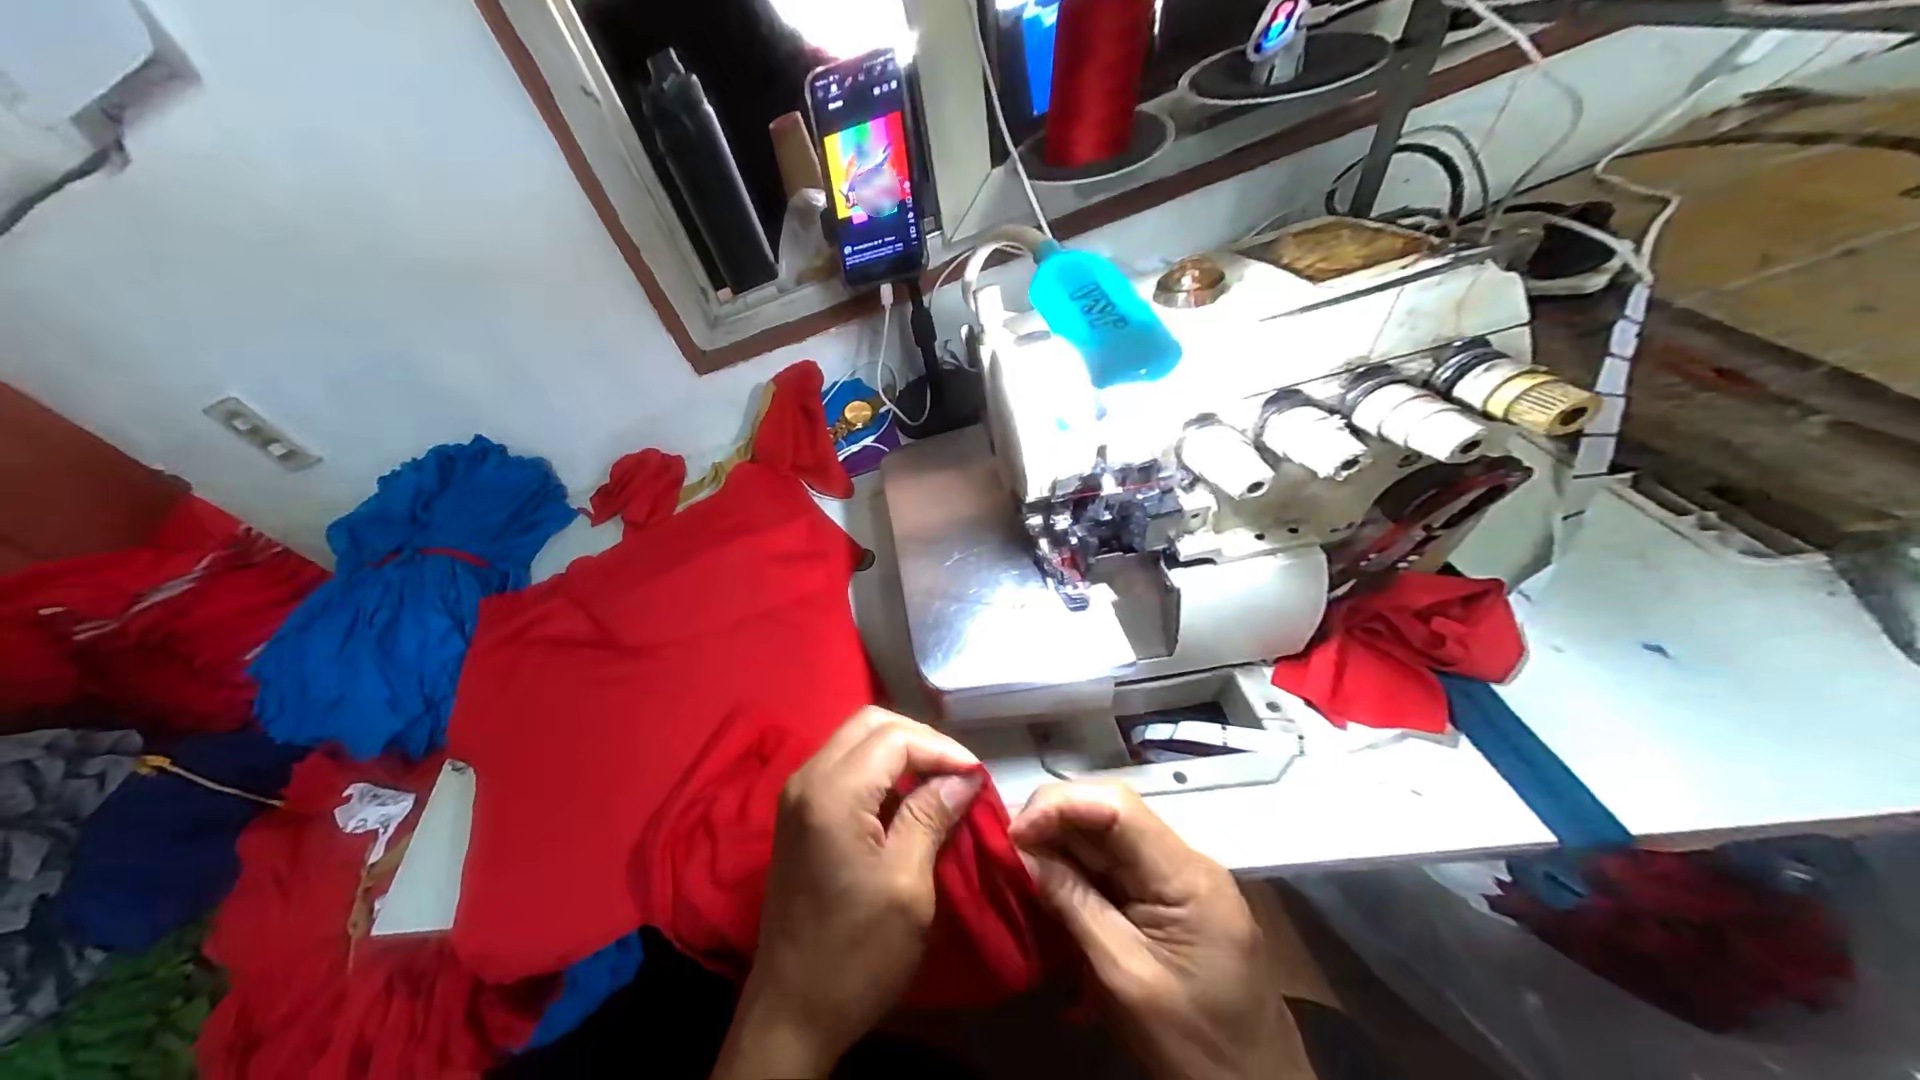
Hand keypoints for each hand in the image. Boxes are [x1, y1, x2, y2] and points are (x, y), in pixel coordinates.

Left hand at [712, 708, 984, 1078]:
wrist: (791, 1012)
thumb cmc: (856, 954)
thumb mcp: (907, 885)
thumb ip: (932, 816)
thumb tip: (966, 777)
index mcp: (831, 793)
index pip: (894, 737)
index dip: (942, 749)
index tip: (977, 778)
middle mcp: (807, 779)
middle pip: (871, 724)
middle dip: (921, 739)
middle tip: (958, 774)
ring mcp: (798, 795)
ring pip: (856, 740)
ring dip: (901, 752)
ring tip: (940, 782)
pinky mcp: (799, 815)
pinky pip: (845, 766)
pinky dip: (881, 770)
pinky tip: (908, 797)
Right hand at [1011, 782, 1298, 1079]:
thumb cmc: (1194, 1043)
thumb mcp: (1125, 978)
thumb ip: (1075, 906)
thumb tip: (1023, 852)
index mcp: (1187, 874)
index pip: (1117, 807)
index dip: (1059, 805)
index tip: (1014, 833)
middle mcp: (1186, 860)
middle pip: (1112, 813)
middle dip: (1055, 820)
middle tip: (1009, 846)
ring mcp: (1181, 877)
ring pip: (1110, 835)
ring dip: (1063, 842)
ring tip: (1020, 859)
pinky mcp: (1171, 897)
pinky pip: (1118, 864)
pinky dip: (1080, 866)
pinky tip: (1051, 877)